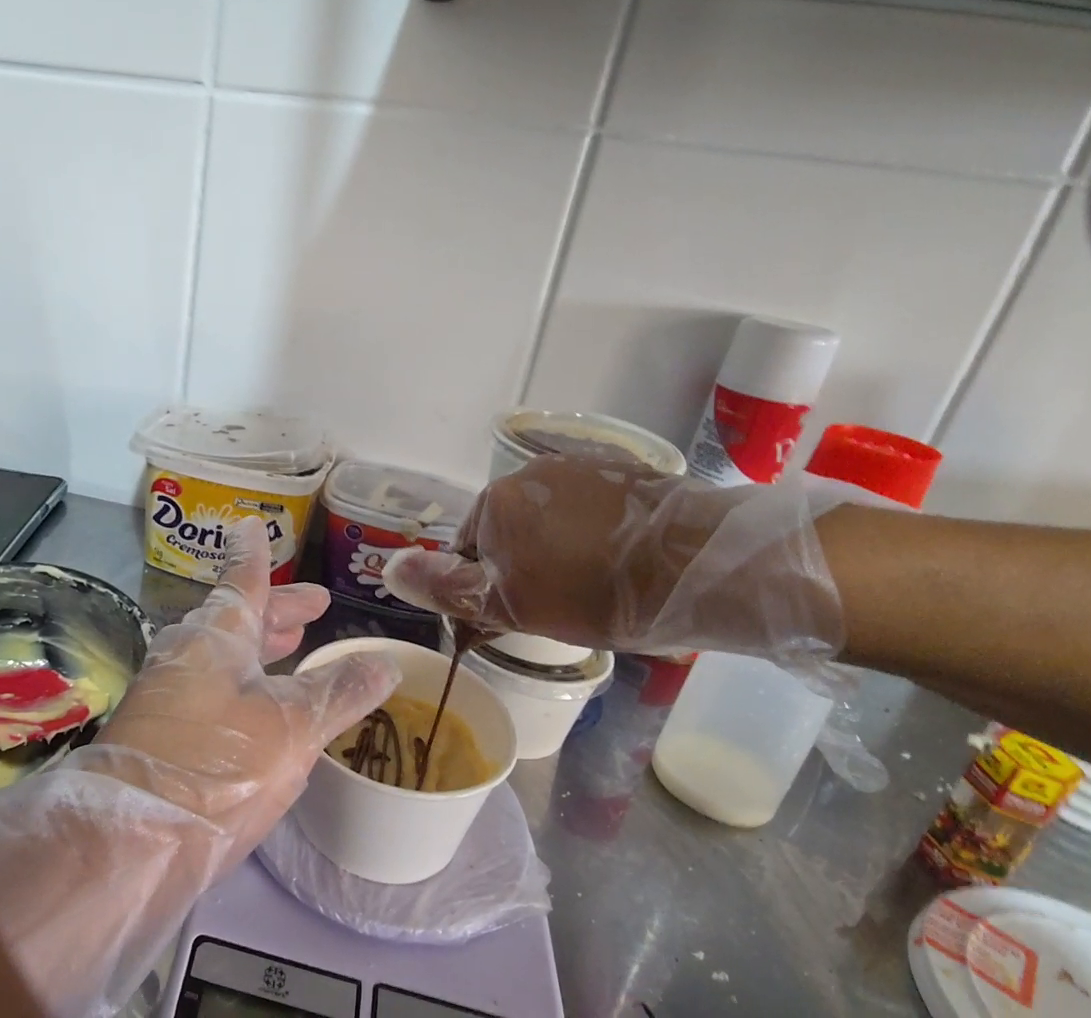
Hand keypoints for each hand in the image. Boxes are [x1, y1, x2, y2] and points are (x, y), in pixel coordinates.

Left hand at [91, 518, 399, 861]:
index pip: (242, 580)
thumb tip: (387, 660)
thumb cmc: (217, 764)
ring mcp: (168, 696)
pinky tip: (260, 713)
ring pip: (223, 657)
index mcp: (215, 636)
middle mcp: (186, 655)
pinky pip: (212, 691)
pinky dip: (244, 686)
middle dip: (277, 612)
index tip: (249, 523)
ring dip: (261, 649)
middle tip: (315, 607)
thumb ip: (339, 692)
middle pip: (237, 620)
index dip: (255, 554)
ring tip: (293, 648)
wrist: (131, 838)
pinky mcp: (161, 736)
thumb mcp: (292, 728)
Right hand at [383, 450, 849, 663]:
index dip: (484, 592)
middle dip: (522, 567)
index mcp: (495, 503)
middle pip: (507, 530)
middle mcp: (529, 473)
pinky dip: (595, 534)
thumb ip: (448, 586)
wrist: (704, 564)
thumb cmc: (599, 595)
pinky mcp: (627, 473)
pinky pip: (591, 508)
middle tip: (559, 611)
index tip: (515, 623)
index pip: (466, 552)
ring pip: (549, 519)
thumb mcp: (514, 606)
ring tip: (597, 590)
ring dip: (558, 549)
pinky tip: (624, 563)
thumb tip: (387, 568)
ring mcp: (582, 467)